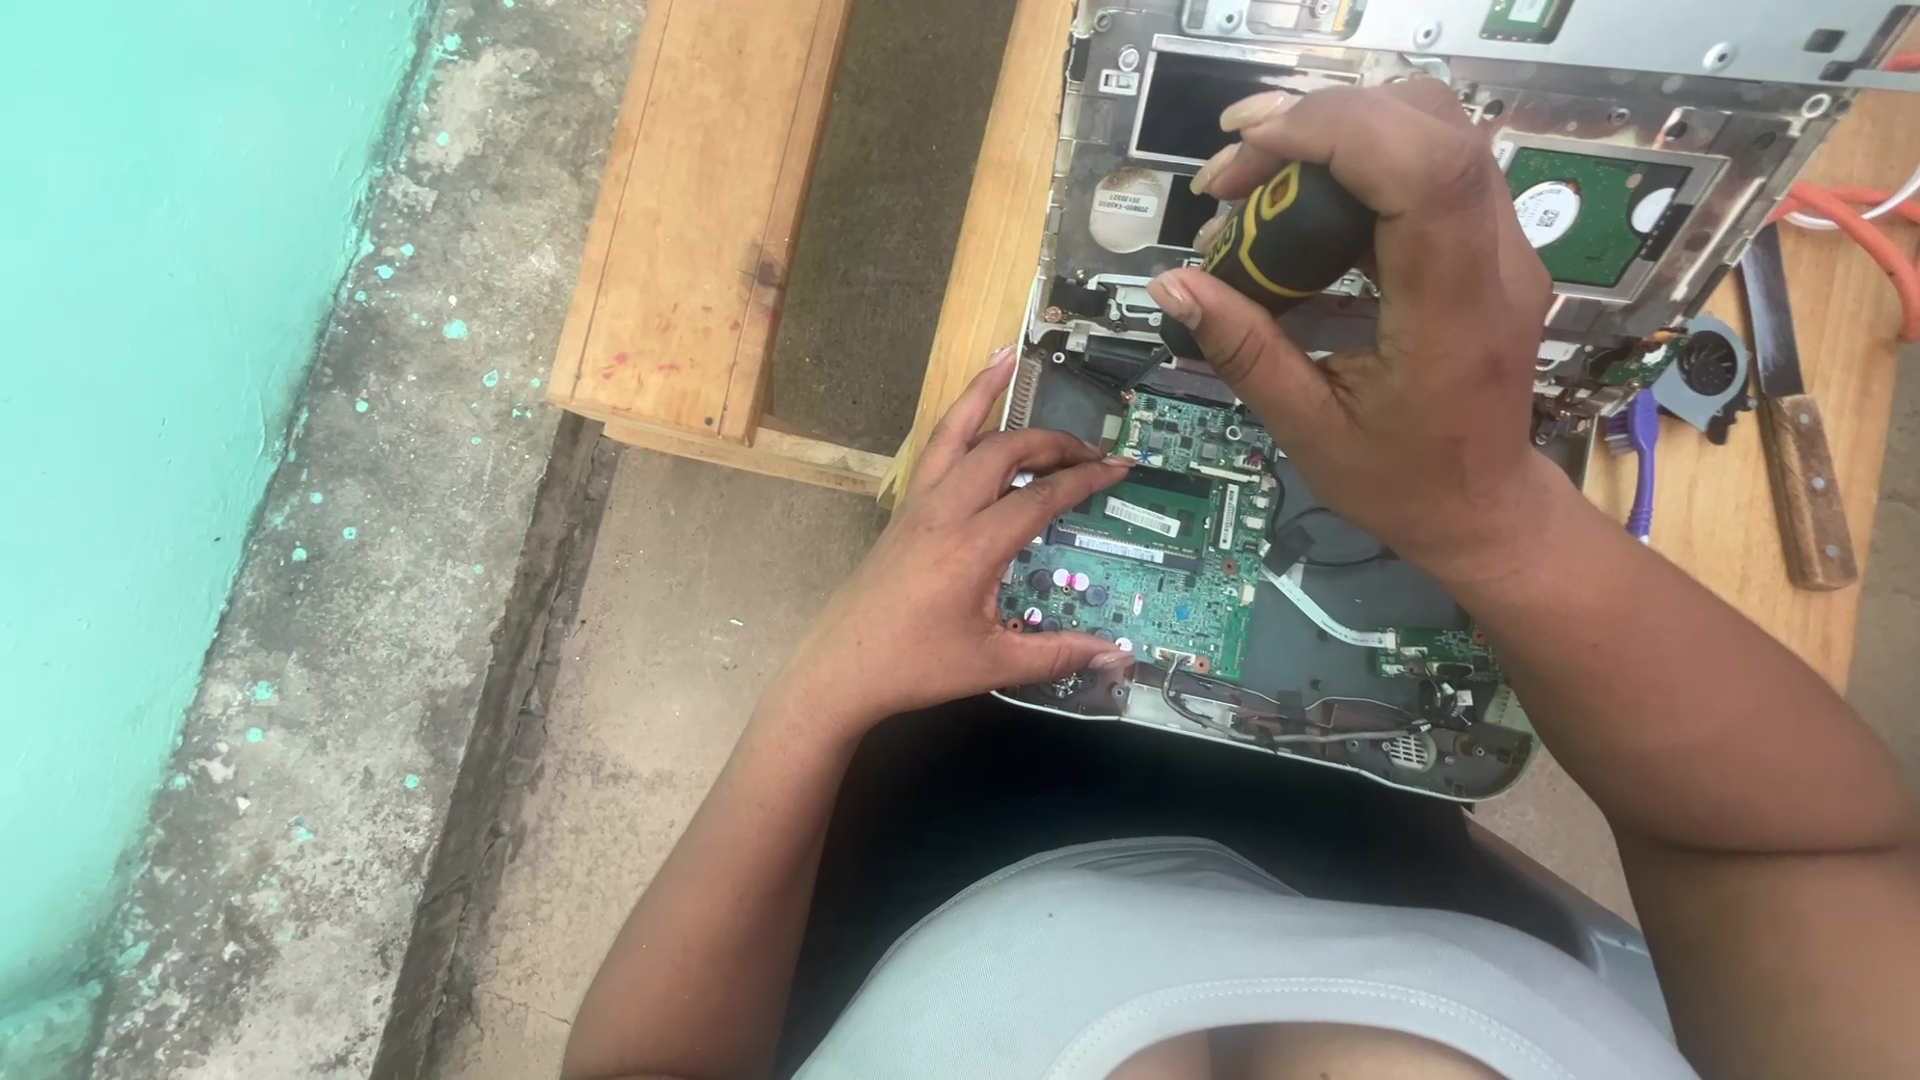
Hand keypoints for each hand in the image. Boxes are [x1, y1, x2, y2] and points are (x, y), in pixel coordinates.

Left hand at [764, 347, 1136, 735]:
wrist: (839, 671)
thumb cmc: (913, 668)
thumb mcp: (992, 664)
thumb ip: (1057, 655)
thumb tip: (1116, 657)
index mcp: (972, 547)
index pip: (1041, 497)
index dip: (1085, 479)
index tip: (1117, 468)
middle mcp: (943, 512)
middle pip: (1004, 452)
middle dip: (1052, 443)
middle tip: (1088, 450)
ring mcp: (917, 505)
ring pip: (956, 433)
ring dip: (985, 395)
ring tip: (1009, 360)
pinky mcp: (902, 510)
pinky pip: (932, 451)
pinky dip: (954, 421)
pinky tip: (967, 412)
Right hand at [1147, 79, 1560, 583]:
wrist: (1480, 504)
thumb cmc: (1395, 481)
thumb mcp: (1303, 427)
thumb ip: (1241, 349)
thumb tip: (1171, 285)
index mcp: (1452, 316)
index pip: (1424, 173)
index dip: (1335, 133)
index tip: (1244, 152)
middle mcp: (1495, 262)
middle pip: (1428, 127)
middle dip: (1316, 126)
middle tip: (1226, 178)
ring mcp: (1501, 248)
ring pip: (1429, 135)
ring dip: (1330, 142)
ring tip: (1246, 190)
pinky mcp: (1484, 247)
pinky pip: (1423, 173)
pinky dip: (1349, 172)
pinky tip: (1291, 213)